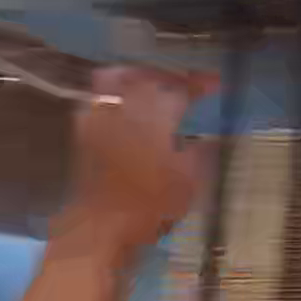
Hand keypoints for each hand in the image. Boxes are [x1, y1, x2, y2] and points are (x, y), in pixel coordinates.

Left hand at [59, 66, 216, 251]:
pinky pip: (101, 100)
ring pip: (115, 80)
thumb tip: (208, 139)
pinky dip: (118, 97)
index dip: (199, 83)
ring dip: (138, 79)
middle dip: (167, 76)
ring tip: (154, 89)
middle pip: (144, 76)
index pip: (179, 88)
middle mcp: (122, 108)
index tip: (216, 83)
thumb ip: (200, 152)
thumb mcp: (190, 180)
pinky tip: (130, 111)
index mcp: (153, 117)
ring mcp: (98, 117)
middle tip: (184, 85)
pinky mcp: (84, 131)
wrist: (104, 224)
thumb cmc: (153, 204)